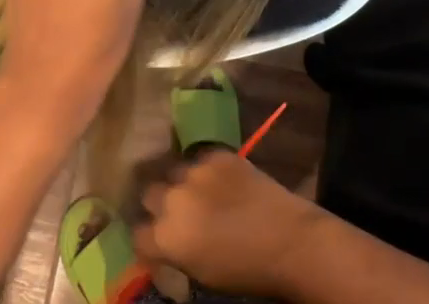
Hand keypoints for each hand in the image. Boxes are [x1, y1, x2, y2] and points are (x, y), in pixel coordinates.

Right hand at [134, 150, 326, 298]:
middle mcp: (173, 199)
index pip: (137, 233)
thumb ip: (177, 253)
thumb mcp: (202, 274)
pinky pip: (201, 158)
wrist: (291, 242)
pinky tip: (223, 181)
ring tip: (201, 192)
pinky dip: (208, 170)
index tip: (157, 241)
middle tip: (179, 213)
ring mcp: (195, 172)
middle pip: (149, 194)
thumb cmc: (248, 271)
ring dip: (182, 183)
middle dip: (159, 204)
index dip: (148, 239)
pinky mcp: (218, 155)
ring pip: (174, 171)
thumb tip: (167, 244)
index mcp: (166, 236)